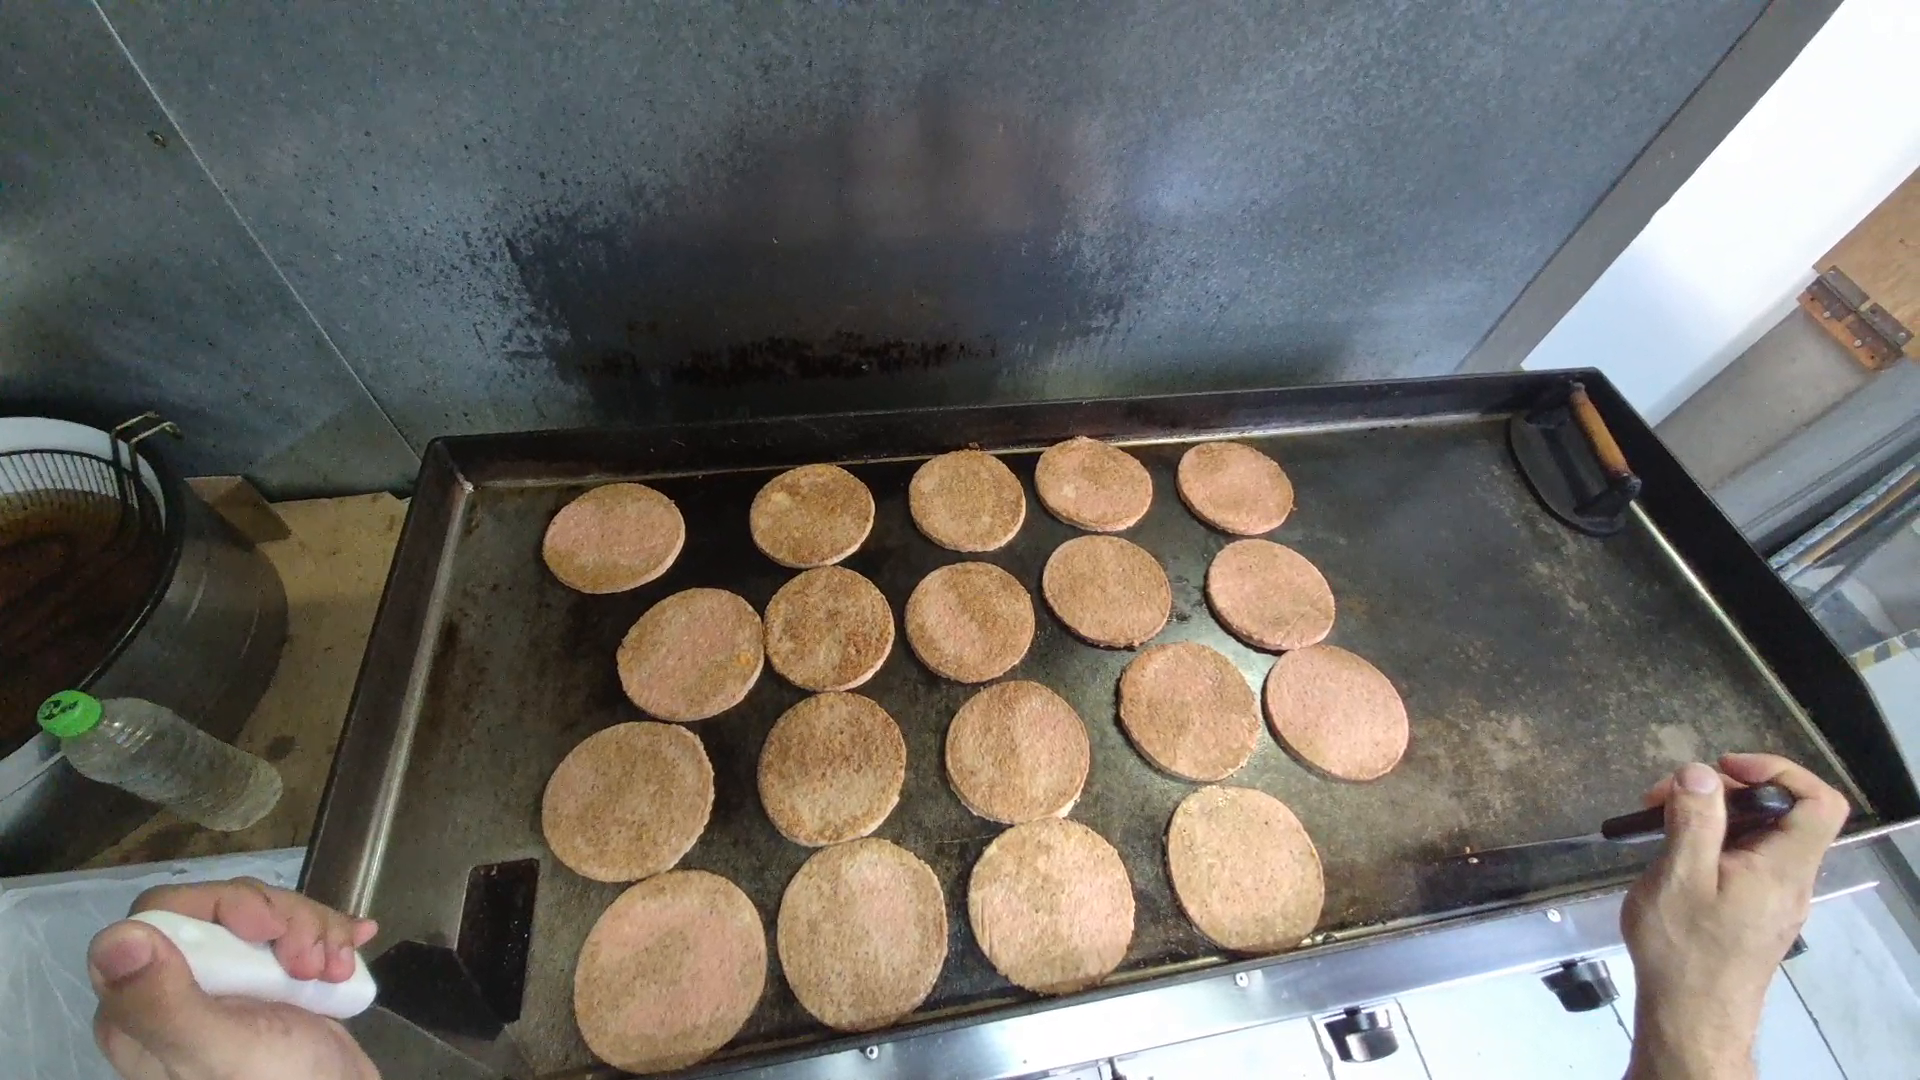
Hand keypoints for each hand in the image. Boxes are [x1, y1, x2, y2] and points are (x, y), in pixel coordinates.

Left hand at [88, 876, 381, 1079]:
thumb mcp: (215, 1048)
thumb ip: (163, 1001)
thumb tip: (119, 937)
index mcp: (146, 1002)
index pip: (167, 913)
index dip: (222, 905)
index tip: (267, 928)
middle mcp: (183, 984)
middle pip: (231, 907)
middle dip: (288, 920)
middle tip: (311, 959)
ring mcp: (236, 981)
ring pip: (275, 915)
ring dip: (320, 930)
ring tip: (336, 969)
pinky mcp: (281, 979)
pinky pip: (308, 931)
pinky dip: (338, 933)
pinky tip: (358, 944)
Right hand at [1620, 754, 1847, 1079]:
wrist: (1690, 1007)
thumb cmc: (1683, 942)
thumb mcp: (1678, 876)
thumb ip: (1694, 822)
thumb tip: (1701, 772)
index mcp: (1782, 868)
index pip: (1817, 803)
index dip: (1776, 771)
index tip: (1718, 767)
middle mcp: (1788, 877)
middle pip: (1779, 812)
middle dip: (1719, 788)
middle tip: (1660, 796)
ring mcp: (1771, 893)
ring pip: (1755, 832)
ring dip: (1707, 812)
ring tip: (1655, 819)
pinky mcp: (1750, 904)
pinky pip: (1741, 854)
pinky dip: (1706, 836)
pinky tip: (1668, 848)